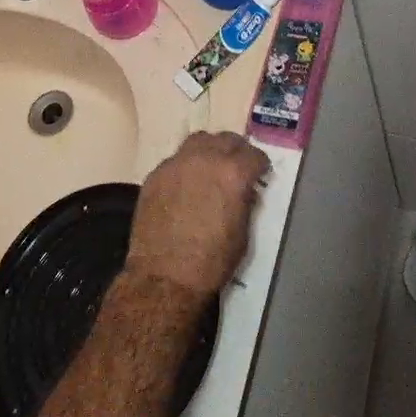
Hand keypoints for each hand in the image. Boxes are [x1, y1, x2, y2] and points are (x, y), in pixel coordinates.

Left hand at [125, 131, 270, 299]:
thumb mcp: (242, 235)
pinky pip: (176, 159)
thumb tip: (244, 192)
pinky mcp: (155, 174)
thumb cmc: (211, 262)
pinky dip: (186, 165)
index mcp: (233, 174)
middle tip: (238, 166)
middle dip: (237, 150)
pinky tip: (186, 184)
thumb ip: (245, 204)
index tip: (260, 173)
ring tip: (211, 167)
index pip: (254, 155)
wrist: (164, 277)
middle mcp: (205, 159)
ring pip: (198, 141)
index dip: (260, 165)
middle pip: (226, 139)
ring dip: (210, 149)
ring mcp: (177, 164)